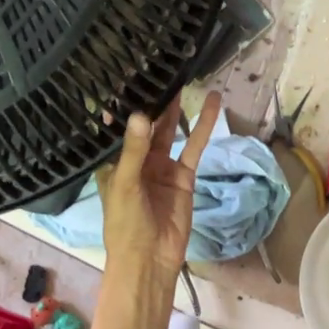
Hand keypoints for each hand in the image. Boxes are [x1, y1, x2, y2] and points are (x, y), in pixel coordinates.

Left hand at [98, 91, 221, 279]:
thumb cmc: (126, 224)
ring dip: (178, 108)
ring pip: (171, 131)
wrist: (150, 259)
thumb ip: (133, 150)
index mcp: (115, 162)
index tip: (130, 73)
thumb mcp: (125, 184)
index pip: (119, 127)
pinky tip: (213, 104)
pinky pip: (193, 147)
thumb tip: (141, 114)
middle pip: (147, 125)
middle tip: (162, 69)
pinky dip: (203, 127)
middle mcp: (137, 160)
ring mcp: (162, 167)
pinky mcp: (183, 176)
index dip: (125, 103)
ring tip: (185, 78)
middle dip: (154, 101)